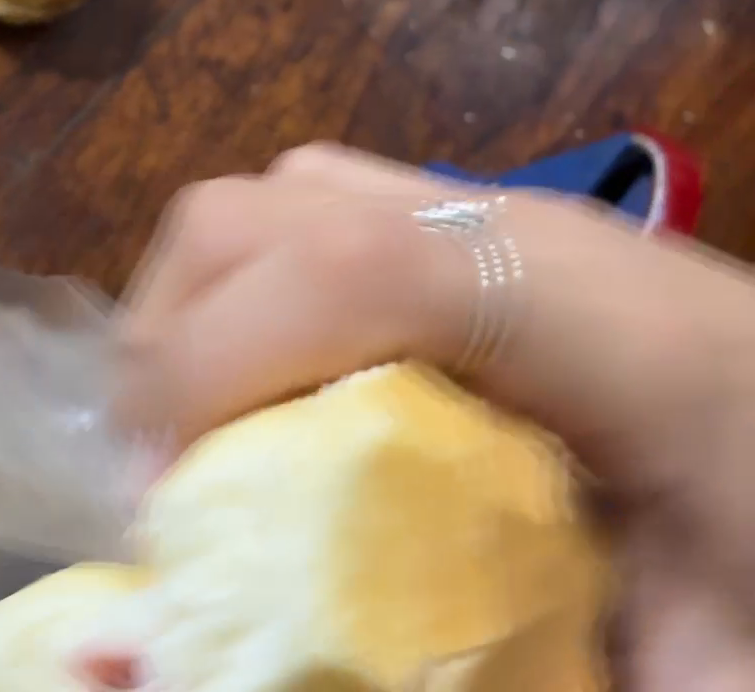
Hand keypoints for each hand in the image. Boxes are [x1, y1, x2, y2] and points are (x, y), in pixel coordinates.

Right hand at [118, 143, 754, 688]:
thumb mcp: (686, 672)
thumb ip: (464, 671)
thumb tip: (214, 666)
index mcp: (609, 326)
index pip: (351, 274)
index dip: (211, 365)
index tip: (166, 488)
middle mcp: (517, 233)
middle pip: (253, 216)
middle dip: (166, 336)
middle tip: (164, 458)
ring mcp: (476, 212)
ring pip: (251, 206)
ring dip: (186, 305)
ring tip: (197, 408)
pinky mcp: (448, 223)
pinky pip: (286, 212)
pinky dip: (232, 285)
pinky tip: (263, 359)